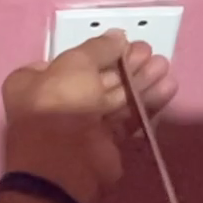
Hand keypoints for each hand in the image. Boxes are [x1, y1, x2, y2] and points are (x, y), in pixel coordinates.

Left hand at [0, 29, 176, 202]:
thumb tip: (117, 37)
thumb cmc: (61, 105)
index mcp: (35, 82)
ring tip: (164, 66)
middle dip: (125, 65)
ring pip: (114, 97)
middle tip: (150, 52)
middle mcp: (56, 103)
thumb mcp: (75, 64)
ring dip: (139, 81)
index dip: (95, 51)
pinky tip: (167, 88)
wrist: (67, 165)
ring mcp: (80, 125)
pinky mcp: (104, 144)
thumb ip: (98, 48)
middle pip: (96, 77)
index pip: (67, 61)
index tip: (121, 43)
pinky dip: (145, 104)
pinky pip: (126, 118)